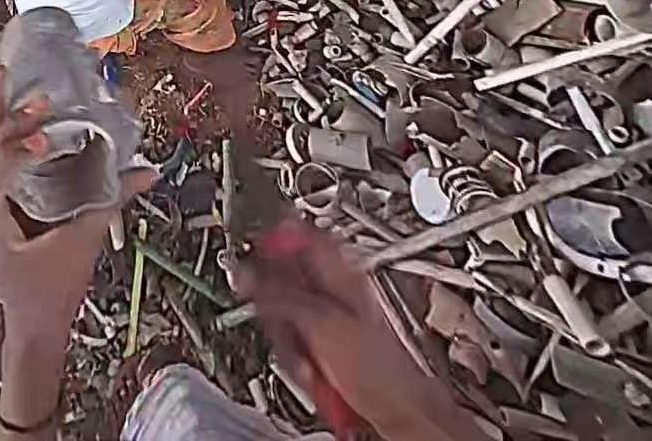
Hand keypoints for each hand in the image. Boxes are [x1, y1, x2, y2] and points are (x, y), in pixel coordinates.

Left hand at [0, 66, 150, 339]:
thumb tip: (145, 173)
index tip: (45, 135)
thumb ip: (110, 204)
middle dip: (6, 121)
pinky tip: (9, 113)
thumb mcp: (82, 247)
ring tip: (2, 81)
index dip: (18, 151)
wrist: (35, 326)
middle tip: (30, 92)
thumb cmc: (53, 293)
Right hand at [233, 224, 483, 440]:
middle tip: (278, 326)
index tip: (252, 259)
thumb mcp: (319, 321)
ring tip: (302, 359)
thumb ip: (281, 290)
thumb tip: (248, 269)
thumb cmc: (379, 369)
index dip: (269, 241)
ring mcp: (331, 311)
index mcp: (337, 266)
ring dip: (286, 338)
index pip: (295, 232)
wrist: (403, 418)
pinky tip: (307, 369)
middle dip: (275, 306)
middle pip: (283, 274)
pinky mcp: (327, 338)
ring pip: (285, 308)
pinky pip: (294, 334)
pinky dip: (295, 352)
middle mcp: (334, 283)